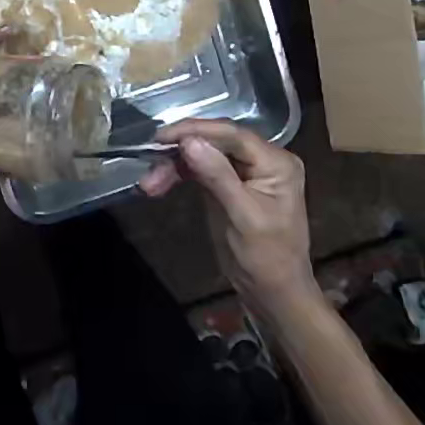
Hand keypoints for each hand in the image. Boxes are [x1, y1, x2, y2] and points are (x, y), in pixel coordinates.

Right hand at [138, 119, 313, 301]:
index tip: (161, 137)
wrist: (273, 295)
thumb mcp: (244, 217)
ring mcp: (242, 169)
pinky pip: (197, 167)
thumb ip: (217, 176)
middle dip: (179, 150)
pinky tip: (158, 184)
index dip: (195, 130)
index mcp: (275, 162)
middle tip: (149, 162)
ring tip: (149, 184)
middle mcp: (261, 159)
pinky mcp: (226, 181)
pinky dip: (177, 174)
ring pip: (200, 153)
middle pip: (213, 141)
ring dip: (173, 165)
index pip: (231, 134)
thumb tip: (188, 141)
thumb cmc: (268, 258)